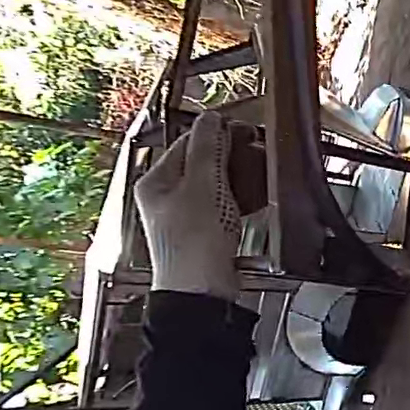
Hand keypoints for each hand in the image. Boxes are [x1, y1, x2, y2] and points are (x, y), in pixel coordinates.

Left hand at [135, 112, 240, 300]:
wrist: (202, 291)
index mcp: (155, 182)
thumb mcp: (203, 185)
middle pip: (198, 162)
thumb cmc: (196, 241)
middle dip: (227, 155)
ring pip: (211, 183)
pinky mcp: (201, 233)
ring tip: (254, 174)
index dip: (216, 133)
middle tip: (252, 151)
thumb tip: (211, 118)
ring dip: (234, 176)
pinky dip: (236, 198)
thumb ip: (207, 148)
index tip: (244, 130)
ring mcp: (182, 217)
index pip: (186, 142)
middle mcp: (164, 197)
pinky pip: (220, 204)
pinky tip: (251, 202)